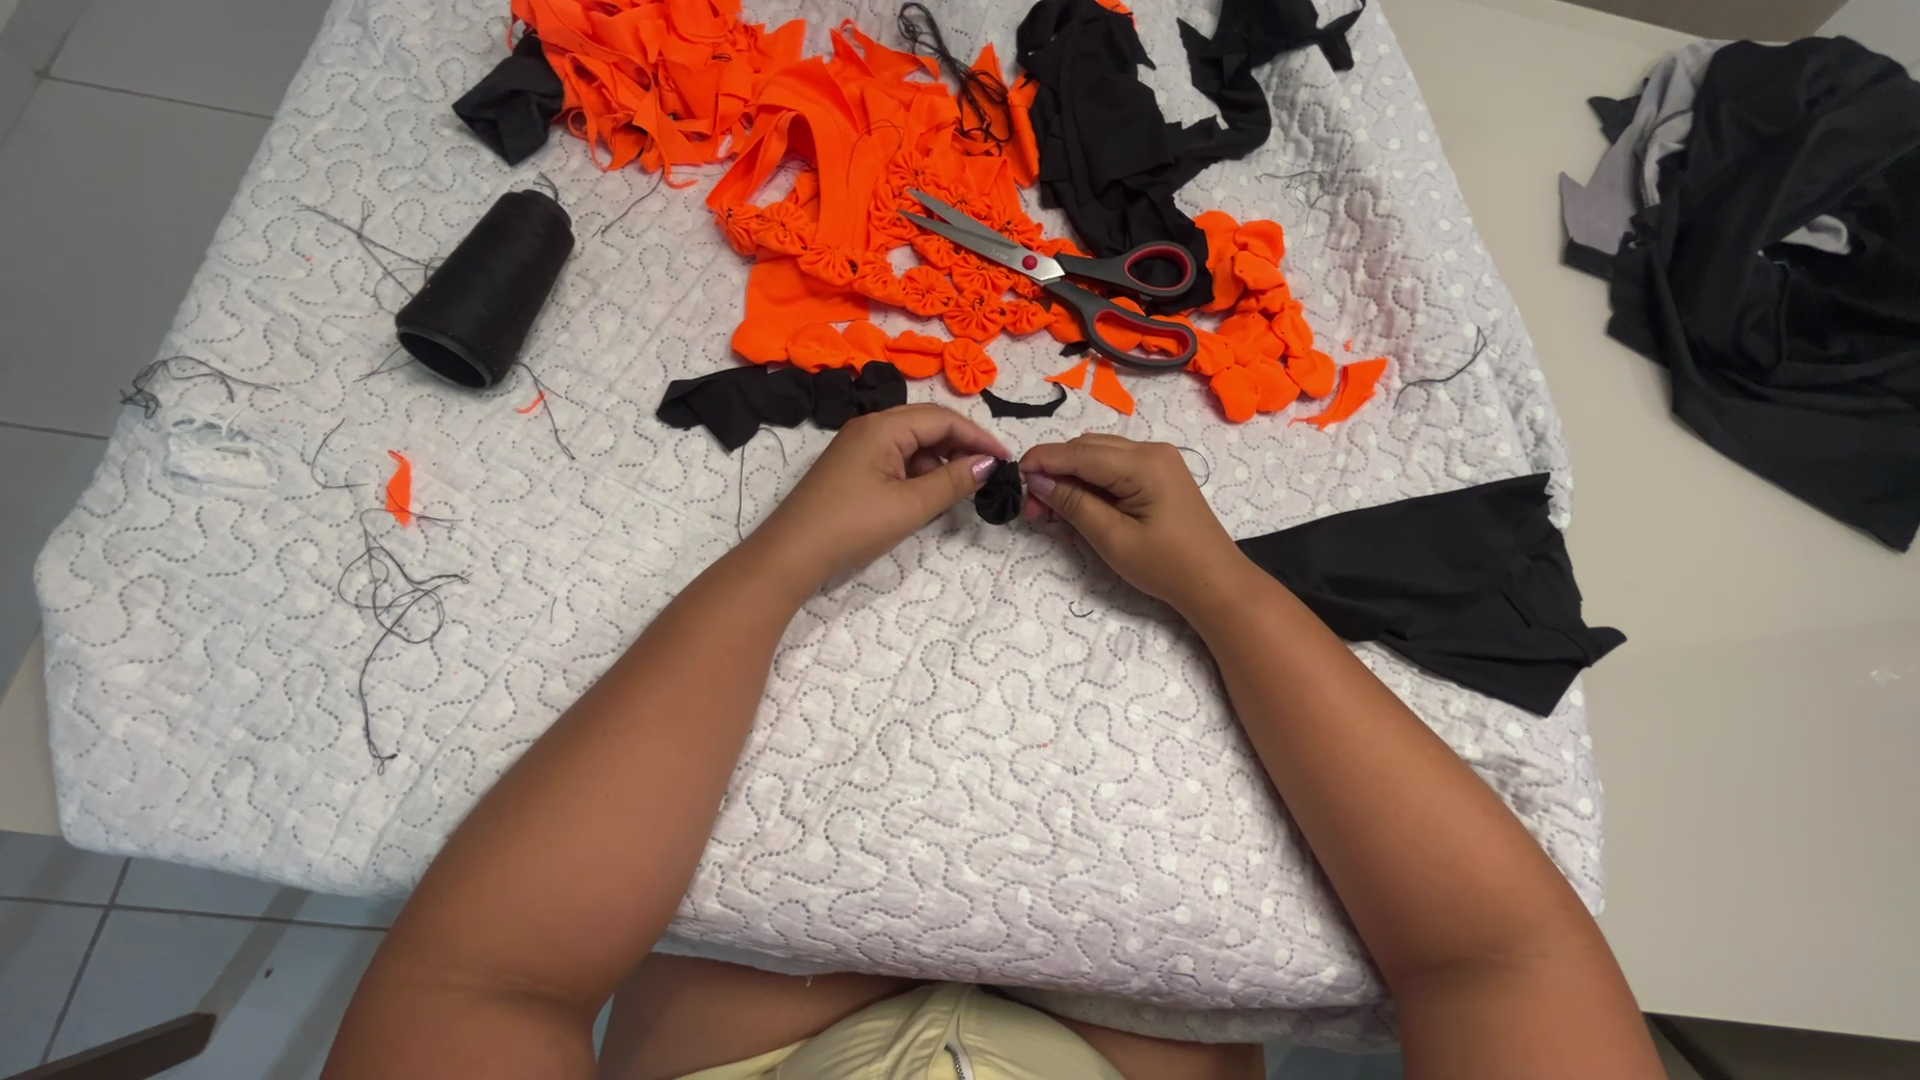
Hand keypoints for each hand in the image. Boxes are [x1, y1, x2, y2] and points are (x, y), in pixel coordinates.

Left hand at [753, 404, 1010, 584]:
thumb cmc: (853, 526)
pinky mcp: (851, 468)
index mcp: (883, 426)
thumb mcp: (911, 505)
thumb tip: (989, 462)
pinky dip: (917, 473)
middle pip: (927, 425)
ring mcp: (857, 447)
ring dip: (938, 462)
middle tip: (986, 474)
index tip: (1005, 460)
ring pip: (911, 443)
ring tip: (957, 491)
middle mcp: (869, 427)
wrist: (791, 554)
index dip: (978, 437)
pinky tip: (926, 498)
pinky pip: (894, 459)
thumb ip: (954, 481)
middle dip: (960, 446)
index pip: (942, 418)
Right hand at [1019, 435, 1252, 612]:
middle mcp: (1151, 450)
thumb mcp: (1113, 538)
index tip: (1013, 476)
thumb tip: (1036, 479)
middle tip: (1032, 507)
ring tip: (1049, 509)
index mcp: (1143, 464)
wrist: (1216, 582)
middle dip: (1054, 471)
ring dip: (1070, 475)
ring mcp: (1158, 460)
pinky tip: (1076, 503)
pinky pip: (1114, 466)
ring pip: (1098, 455)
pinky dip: (1090, 480)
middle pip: (1087, 448)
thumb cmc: (1166, 566)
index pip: (1079, 452)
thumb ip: (1073, 504)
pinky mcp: (1159, 474)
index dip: (1043, 460)